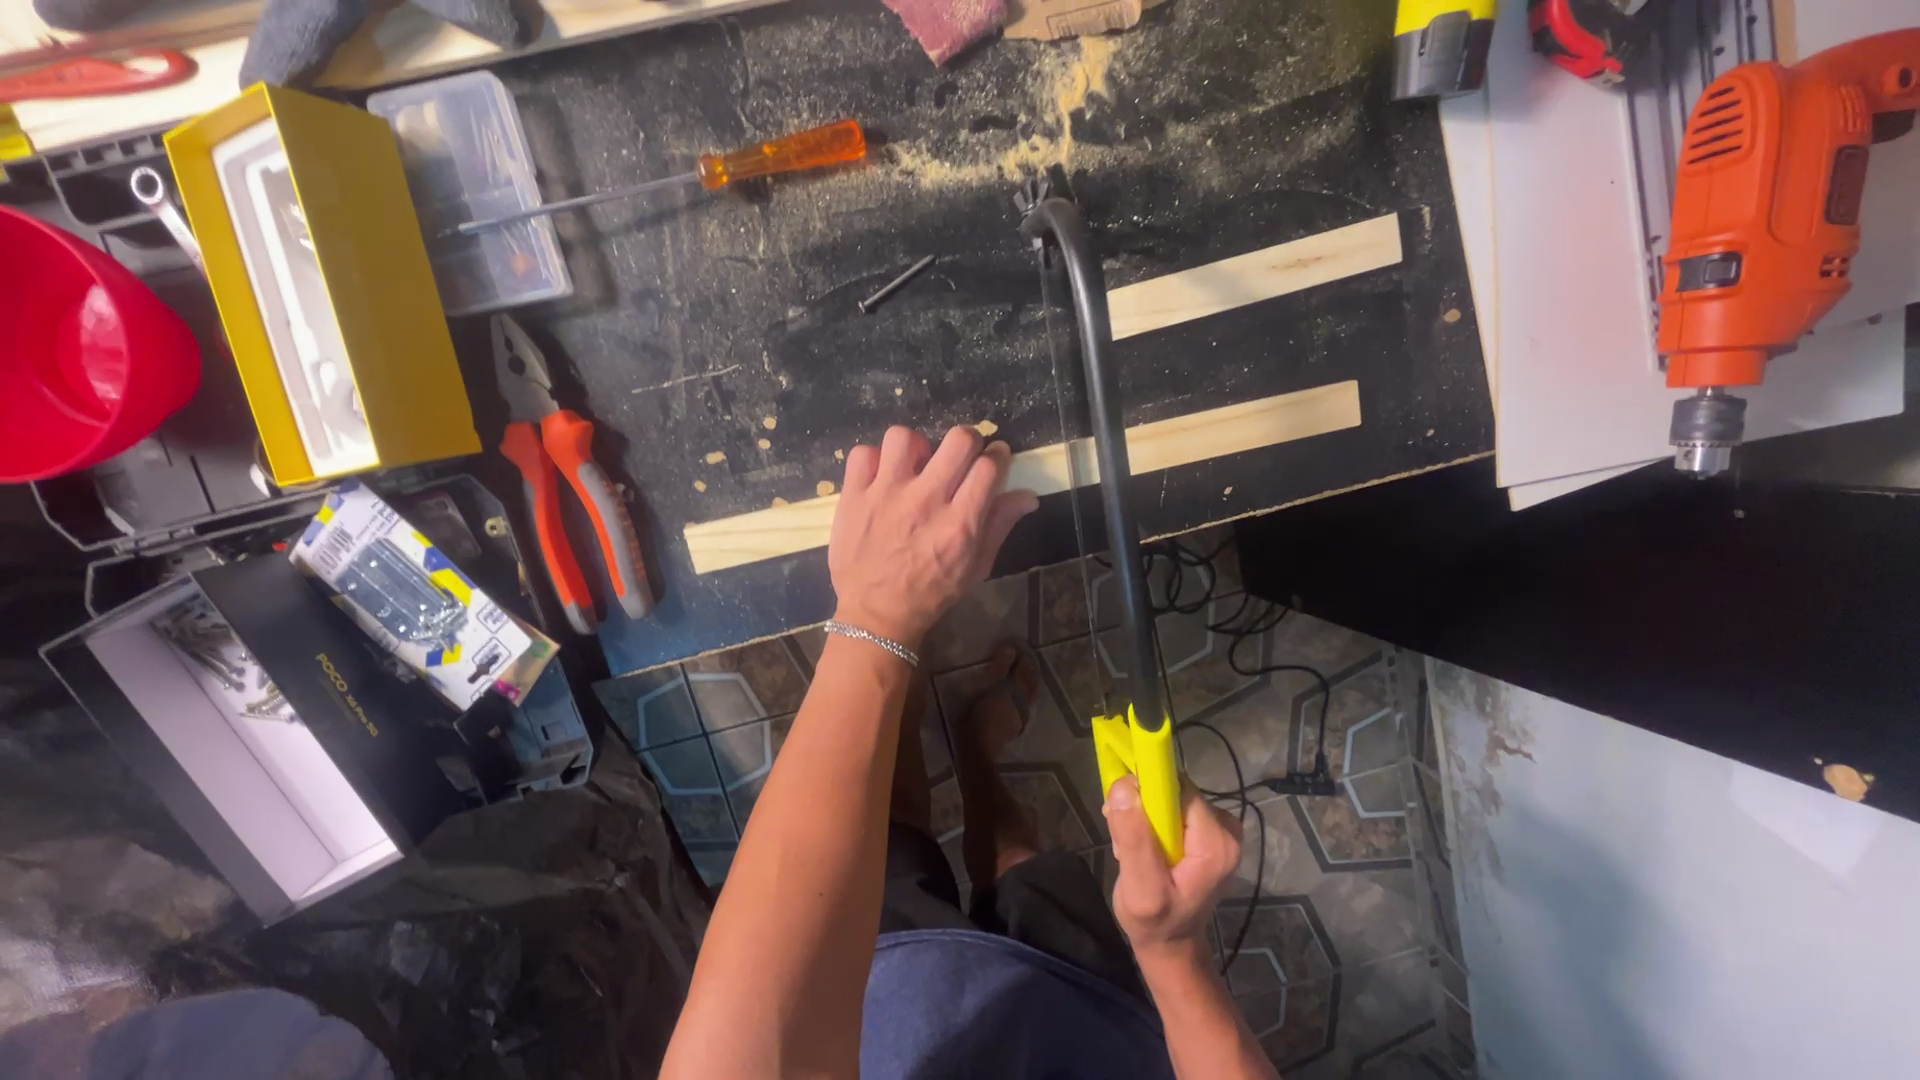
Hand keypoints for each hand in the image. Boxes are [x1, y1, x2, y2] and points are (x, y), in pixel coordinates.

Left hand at [829, 425, 1039, 649]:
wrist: (875, 615)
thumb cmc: (932, 594)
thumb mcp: (976, 567)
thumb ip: (1000, 526)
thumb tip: (1028, 495)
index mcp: (959, 523)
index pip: (989, 466)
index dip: (998, 456)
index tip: (994, 459)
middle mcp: (925, 501)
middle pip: (958, 441)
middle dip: (968, 442)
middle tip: (961, 458)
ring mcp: (885, 495)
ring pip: (905, 437)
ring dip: (916, 447)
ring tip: (916, 467)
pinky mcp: (854, 496)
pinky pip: (863, 453)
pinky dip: (875, 461)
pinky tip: (882, 478)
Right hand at [1105, 775, 1243, 967]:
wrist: (1172, 942)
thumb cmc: (1155, 921)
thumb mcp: (1140, 887)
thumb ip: (1134, 837)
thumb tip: (1125, 787)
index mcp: (1216, 843)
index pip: (1178, 790)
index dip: (1145, 793)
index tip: (1121, 812)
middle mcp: (1226, 829)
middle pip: (1174, 791)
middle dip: (1141, 807)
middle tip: (1122, 837)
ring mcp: (1219, 828)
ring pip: (1169, 797)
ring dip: (1142, 815)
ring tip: (1130, 848)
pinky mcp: (1208, 830)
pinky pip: (1173, 807)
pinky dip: (1151, 820)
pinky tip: (1143, 846)